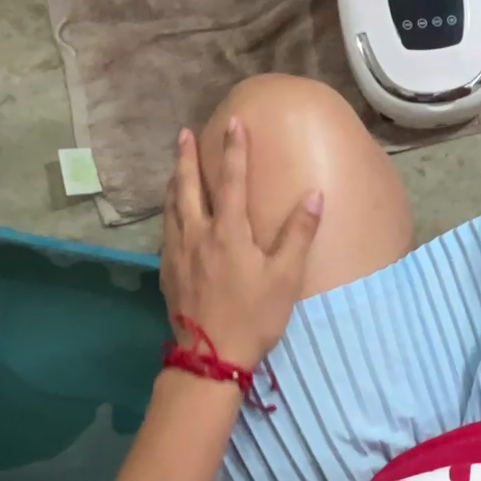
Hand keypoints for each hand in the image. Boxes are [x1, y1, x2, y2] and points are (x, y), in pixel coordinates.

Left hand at [160, 120, 323, 368]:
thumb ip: (298, 233)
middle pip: (187, 187)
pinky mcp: (167, 272)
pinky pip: (165, 230)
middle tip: (185, 133)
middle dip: (187, 157)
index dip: (234, 150)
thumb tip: (315, 195)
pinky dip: (168, 211)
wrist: (210, 357)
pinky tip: (172, 215)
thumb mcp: (286, 276)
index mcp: (228, 232)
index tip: (234, 123)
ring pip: (171, 207)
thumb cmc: (254, 315)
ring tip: (174, 166)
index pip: (231, 180)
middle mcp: (198, 234)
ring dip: (173, 181)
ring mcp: (178, 253)